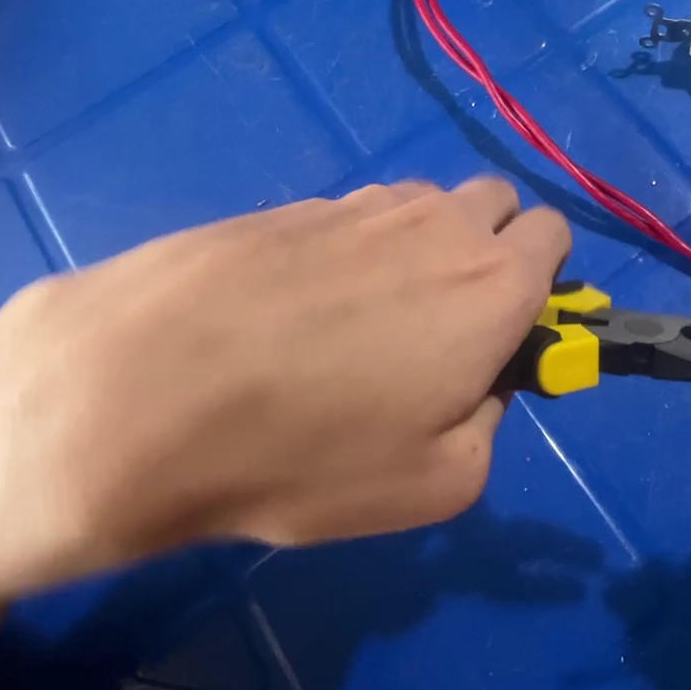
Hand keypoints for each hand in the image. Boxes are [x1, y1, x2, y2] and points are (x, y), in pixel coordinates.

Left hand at [0, 178, 569, 594]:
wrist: (135, 397)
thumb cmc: (304, 453)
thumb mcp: (437, 484)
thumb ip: (490, 422)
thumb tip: (478, 384)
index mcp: (492, 283)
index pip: (555, 237)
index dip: (541, 282)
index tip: (506, 331)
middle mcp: (435, 223)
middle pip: (496, 205)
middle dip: (490, 250)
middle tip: (441, 325)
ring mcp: (357, 205)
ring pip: (422, 206)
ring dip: (419, 248)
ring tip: (356, 322)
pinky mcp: (288, 205)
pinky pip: (350, 217)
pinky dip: (350, 251)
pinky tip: (292, 309)